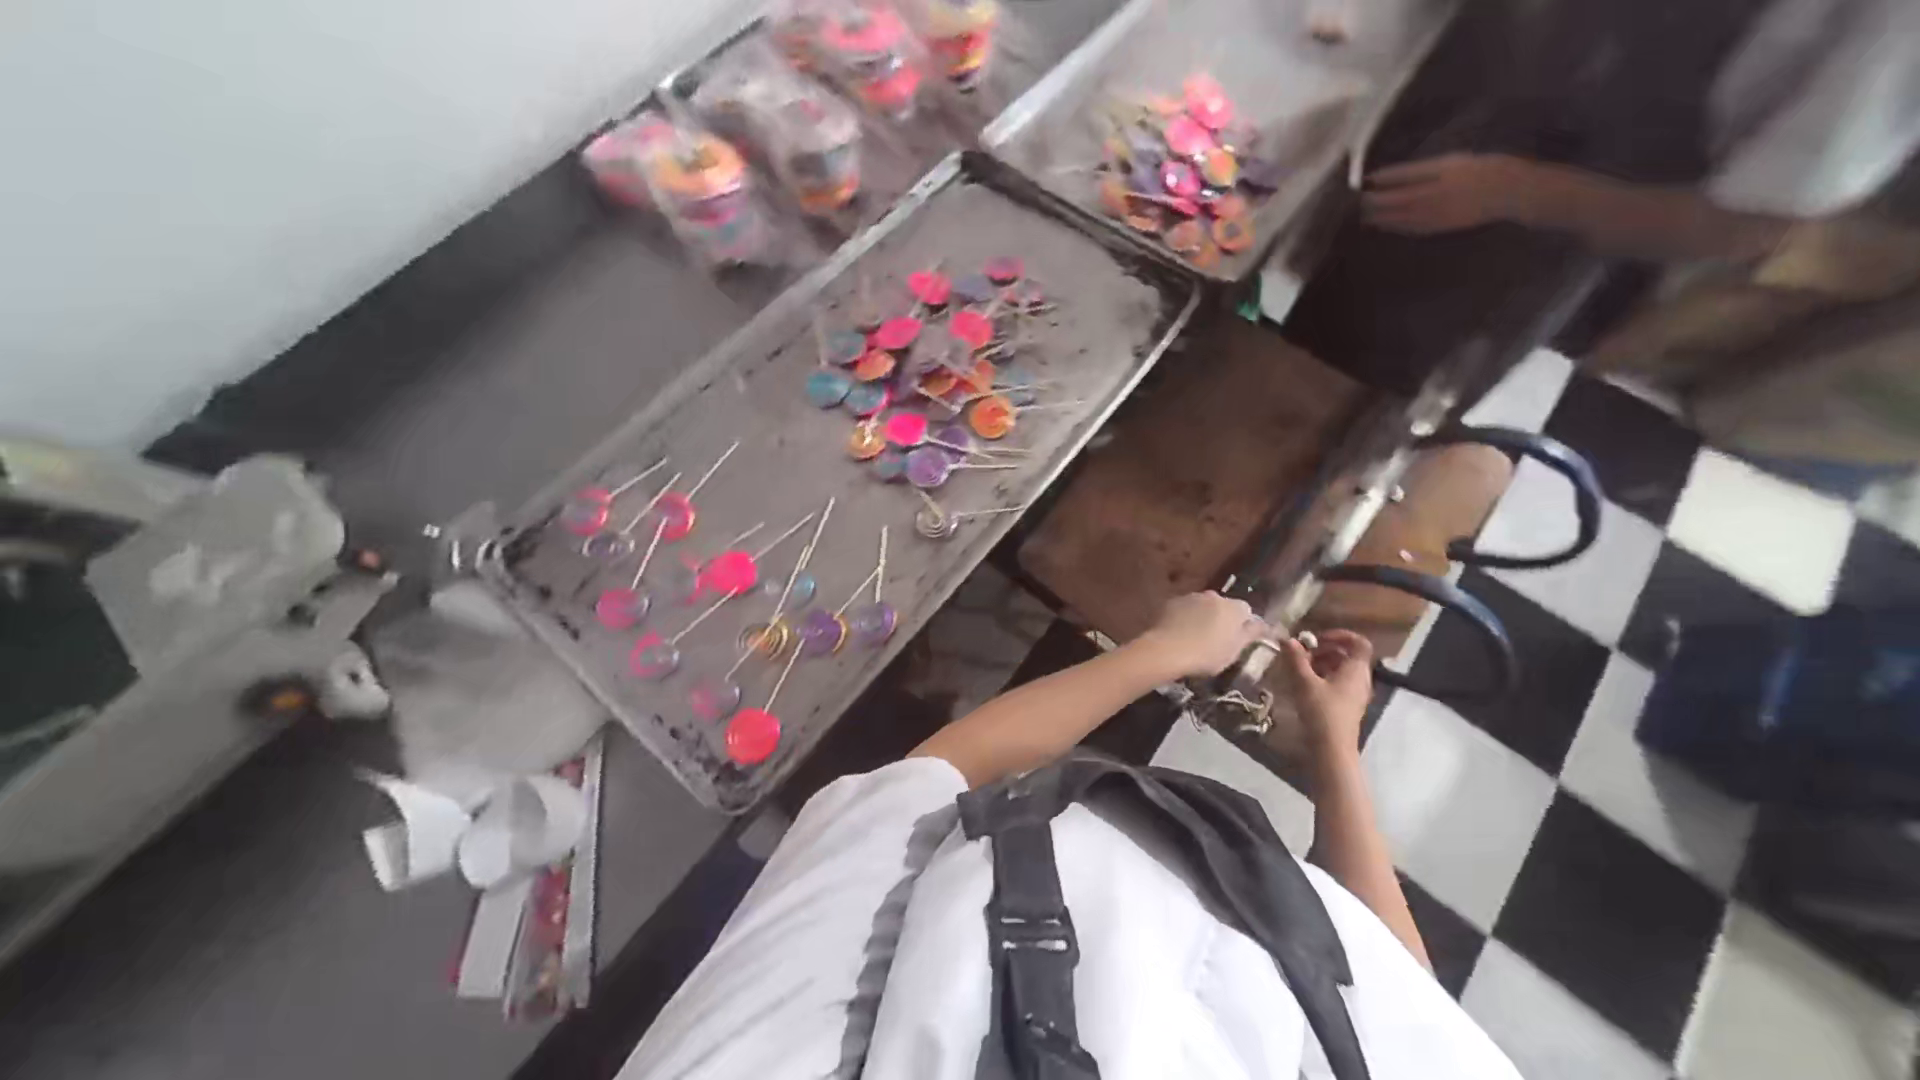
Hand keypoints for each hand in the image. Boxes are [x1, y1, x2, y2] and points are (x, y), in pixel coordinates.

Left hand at [1136, 592, 1269, 679]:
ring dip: (1203, 617)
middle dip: (1222, 619)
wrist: (1167, 650)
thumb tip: (1263, 625)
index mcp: (1233, 607)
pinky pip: (1184, 610)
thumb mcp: (1235, 650)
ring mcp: (1190, 597)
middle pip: (1223, 606)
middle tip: (1217, 640)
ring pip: (1202, 606)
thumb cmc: (1207, 654)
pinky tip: (1180, 634)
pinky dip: (1185, 618)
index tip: (1238, 639)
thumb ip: (1251, 634)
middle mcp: (1213, 596)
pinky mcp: (1171, 603)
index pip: (1245, 610)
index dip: (1243, 625)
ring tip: (1196, 638)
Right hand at [1280, 630, 1374, 756]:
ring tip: (1298, 668)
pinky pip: (1338, 682)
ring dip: (1321, 663)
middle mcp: (1361, 679)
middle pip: (1347, 655)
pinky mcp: (1347, 705)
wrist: (1332, 749)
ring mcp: (1355, 694)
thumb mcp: (1304, 682)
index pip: (1359, 643)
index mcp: (1356, 670)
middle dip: (1323, 649)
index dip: (1340, 635)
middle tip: (1301, 653)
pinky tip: (1303, 684)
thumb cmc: (1321, 711)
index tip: (1316, 638)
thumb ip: (1296, 659)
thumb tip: (1287, 639)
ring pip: (1341, 669)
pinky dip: (1322, 676)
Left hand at [1362, 153, 1537, 234]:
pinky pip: (1406, 228)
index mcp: (1436, 176)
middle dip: (1370, 202)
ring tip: (1360, 213)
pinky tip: (1381, 224)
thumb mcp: (1452, 162)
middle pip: (1390, 201)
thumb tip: (1389, 176)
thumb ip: (1420, 171)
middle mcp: (1429, 198)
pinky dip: (1391, 225)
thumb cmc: (1484, 169)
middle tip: (1352, 202)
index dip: (1379, 180)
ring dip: (1375, 216)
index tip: (1363, 180)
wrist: (1510, 193)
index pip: (1399, 178)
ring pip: (1394, 218)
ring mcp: (1430, 216)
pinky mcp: (1434, 228)